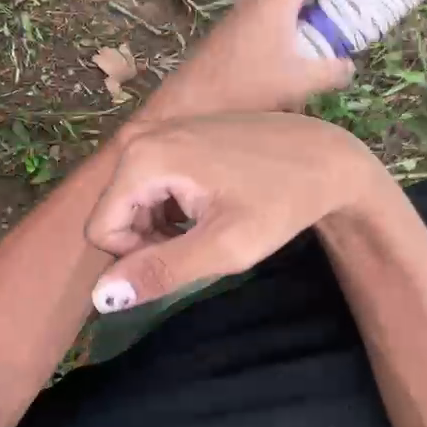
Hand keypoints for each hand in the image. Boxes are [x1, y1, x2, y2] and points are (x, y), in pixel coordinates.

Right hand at [85, 112, 392, 312]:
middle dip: (148, 238)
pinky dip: (170, 202)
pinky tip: (210, 202)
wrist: (325, 156)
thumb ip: (160, 271)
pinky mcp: (169, 131)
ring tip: (209, 221)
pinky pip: (146, 180)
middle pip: (114, 211)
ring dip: (160, 223)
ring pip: (129, 198)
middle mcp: (137, 136)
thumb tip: (101, 297)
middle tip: (203, 240)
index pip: (101, 230)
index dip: (138, 256)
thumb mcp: (225, 248)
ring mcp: (154, 129)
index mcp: (142, 158)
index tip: (188, 252)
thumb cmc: (280, 203)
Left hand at [134, 0, 357, 125]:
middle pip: (300, 0)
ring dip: (296, 46)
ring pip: (282, 24)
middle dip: (319, 20)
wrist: (189, 101)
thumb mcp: (301, 81)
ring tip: (295, 83)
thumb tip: (346, 65)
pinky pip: (263, 37)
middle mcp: (255, 2)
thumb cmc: (246, 85)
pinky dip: (276, 55)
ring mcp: (237, 17)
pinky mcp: (226, 34)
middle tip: (331, 47)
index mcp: (276, 3)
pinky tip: (271, 86)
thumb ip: (332, 70)